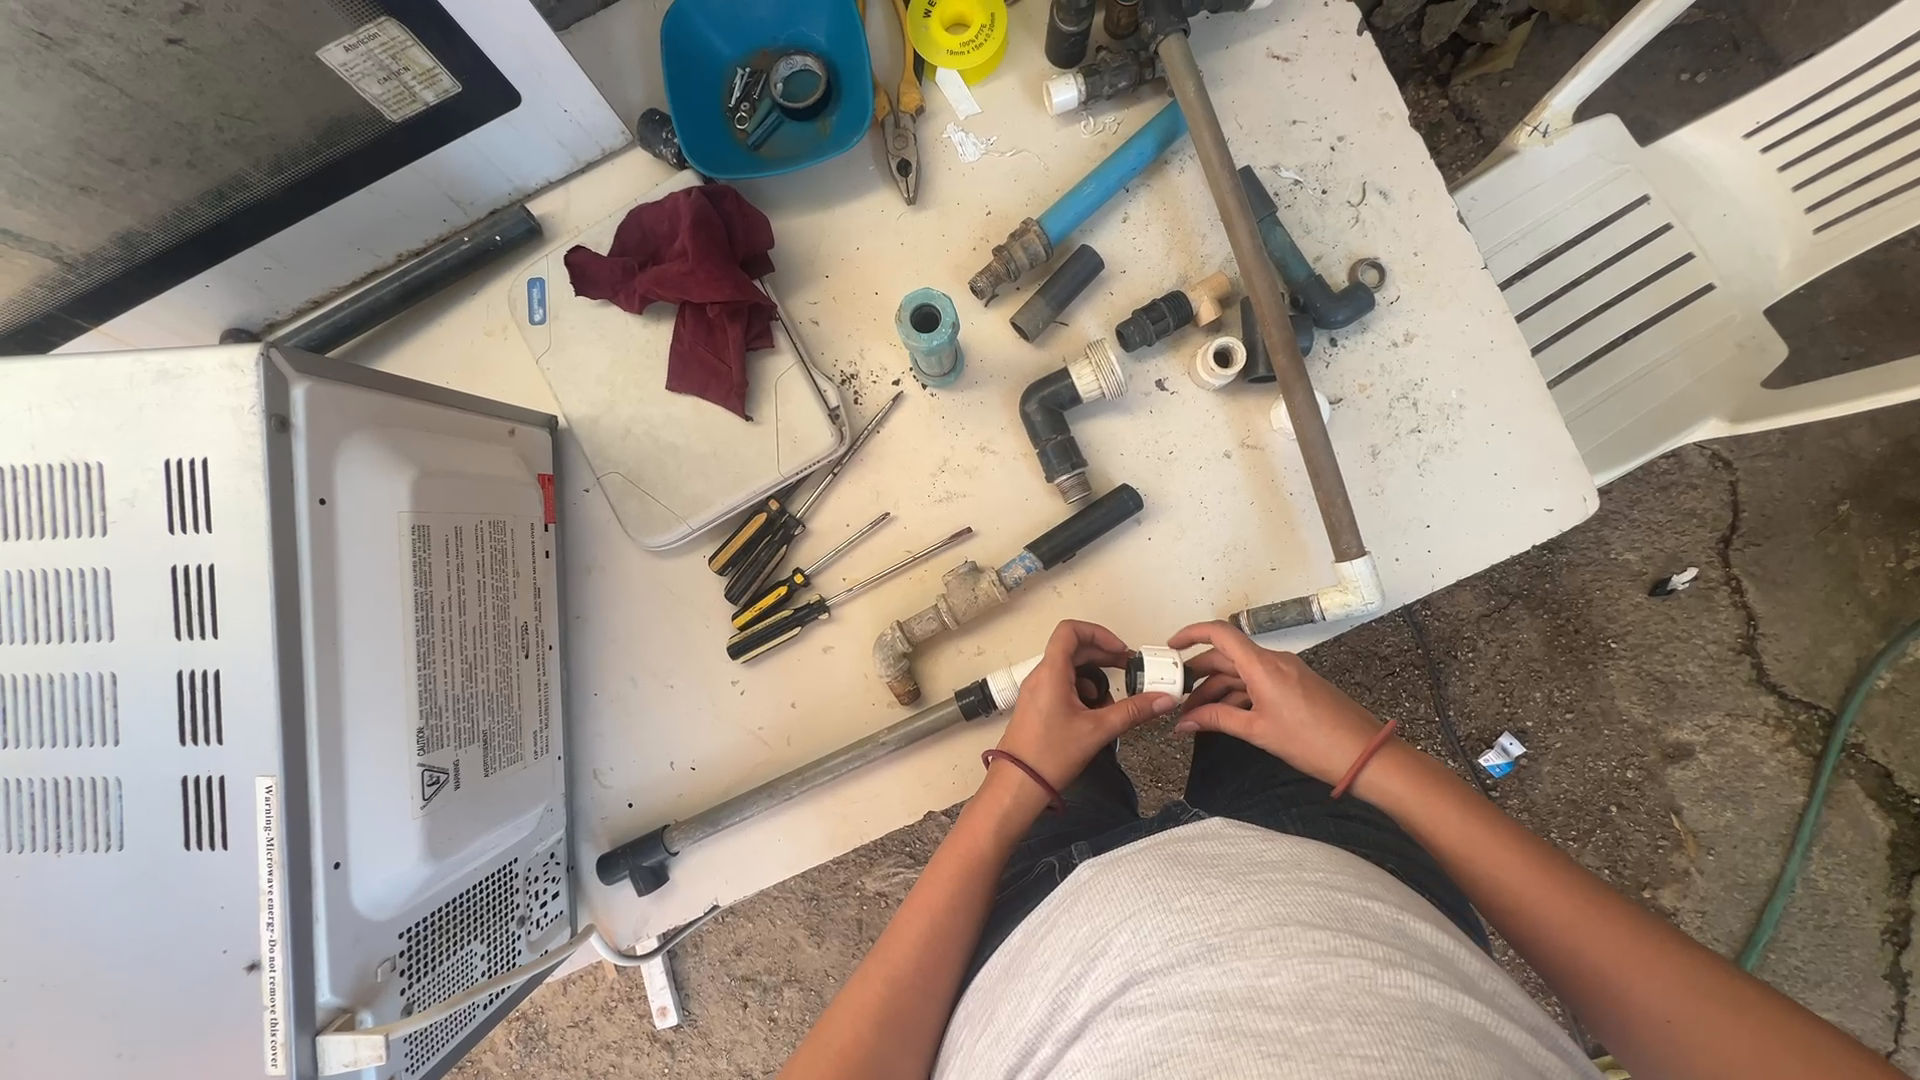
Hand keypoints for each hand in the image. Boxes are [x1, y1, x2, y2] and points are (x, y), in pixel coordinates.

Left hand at [994, 620, 1178, 793]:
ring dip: (1094, 679)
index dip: (1098, 633)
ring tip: (1111, 702)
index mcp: (1051, 672)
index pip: (1070, 631)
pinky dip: (1082, 692)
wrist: (1018, 784)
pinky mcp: (1037, 705)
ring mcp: (1037, 690)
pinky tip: (1095, 715)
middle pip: (1073, 649)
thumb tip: (1162, 699)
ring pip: (1069, 669)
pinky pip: (1062, 685)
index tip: (1119, 650)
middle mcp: (1041, 676)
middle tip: (1127, 669)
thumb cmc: (1048, 756)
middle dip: (1103, 657)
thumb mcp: (1098, 730)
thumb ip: (1133, 711)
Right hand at [1167, 620, 1389, 786]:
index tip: (1171, 647)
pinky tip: (1224, 716)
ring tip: (1196, 716)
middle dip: (1198, 676)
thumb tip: (1185, 722)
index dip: (1191, 634)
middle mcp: (1274, 661)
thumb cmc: (1315, 742)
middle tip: (1177, 697)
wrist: (1365, 755)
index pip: (1219, 634)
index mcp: (1262, 665)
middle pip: (1225, 656)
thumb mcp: (1258, 732)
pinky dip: (1237, 695)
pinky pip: (1257, 682)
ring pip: (1240, 672)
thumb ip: (1217, 721)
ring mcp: (1286, 672)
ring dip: (1216, 690)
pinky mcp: (1295, 685)